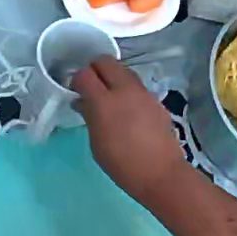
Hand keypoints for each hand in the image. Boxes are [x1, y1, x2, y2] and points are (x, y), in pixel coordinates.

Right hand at [72, 57, 189, 205]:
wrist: (161, 173)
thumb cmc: (122, 164)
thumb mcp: (97, 143)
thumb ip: (89, 116)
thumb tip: (82, 102)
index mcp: (104, 102)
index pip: (84, 74)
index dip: (76, 80)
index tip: (75, 91)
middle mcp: (124, 90)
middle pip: (106, 61)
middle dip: (94, 69)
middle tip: (91, 87)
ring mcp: (143, 93)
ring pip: (124, 70)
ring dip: (112, 77)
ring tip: (109, 96)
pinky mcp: (156, 100)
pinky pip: (137, 86)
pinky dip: (127, 90)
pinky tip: (127, 109)